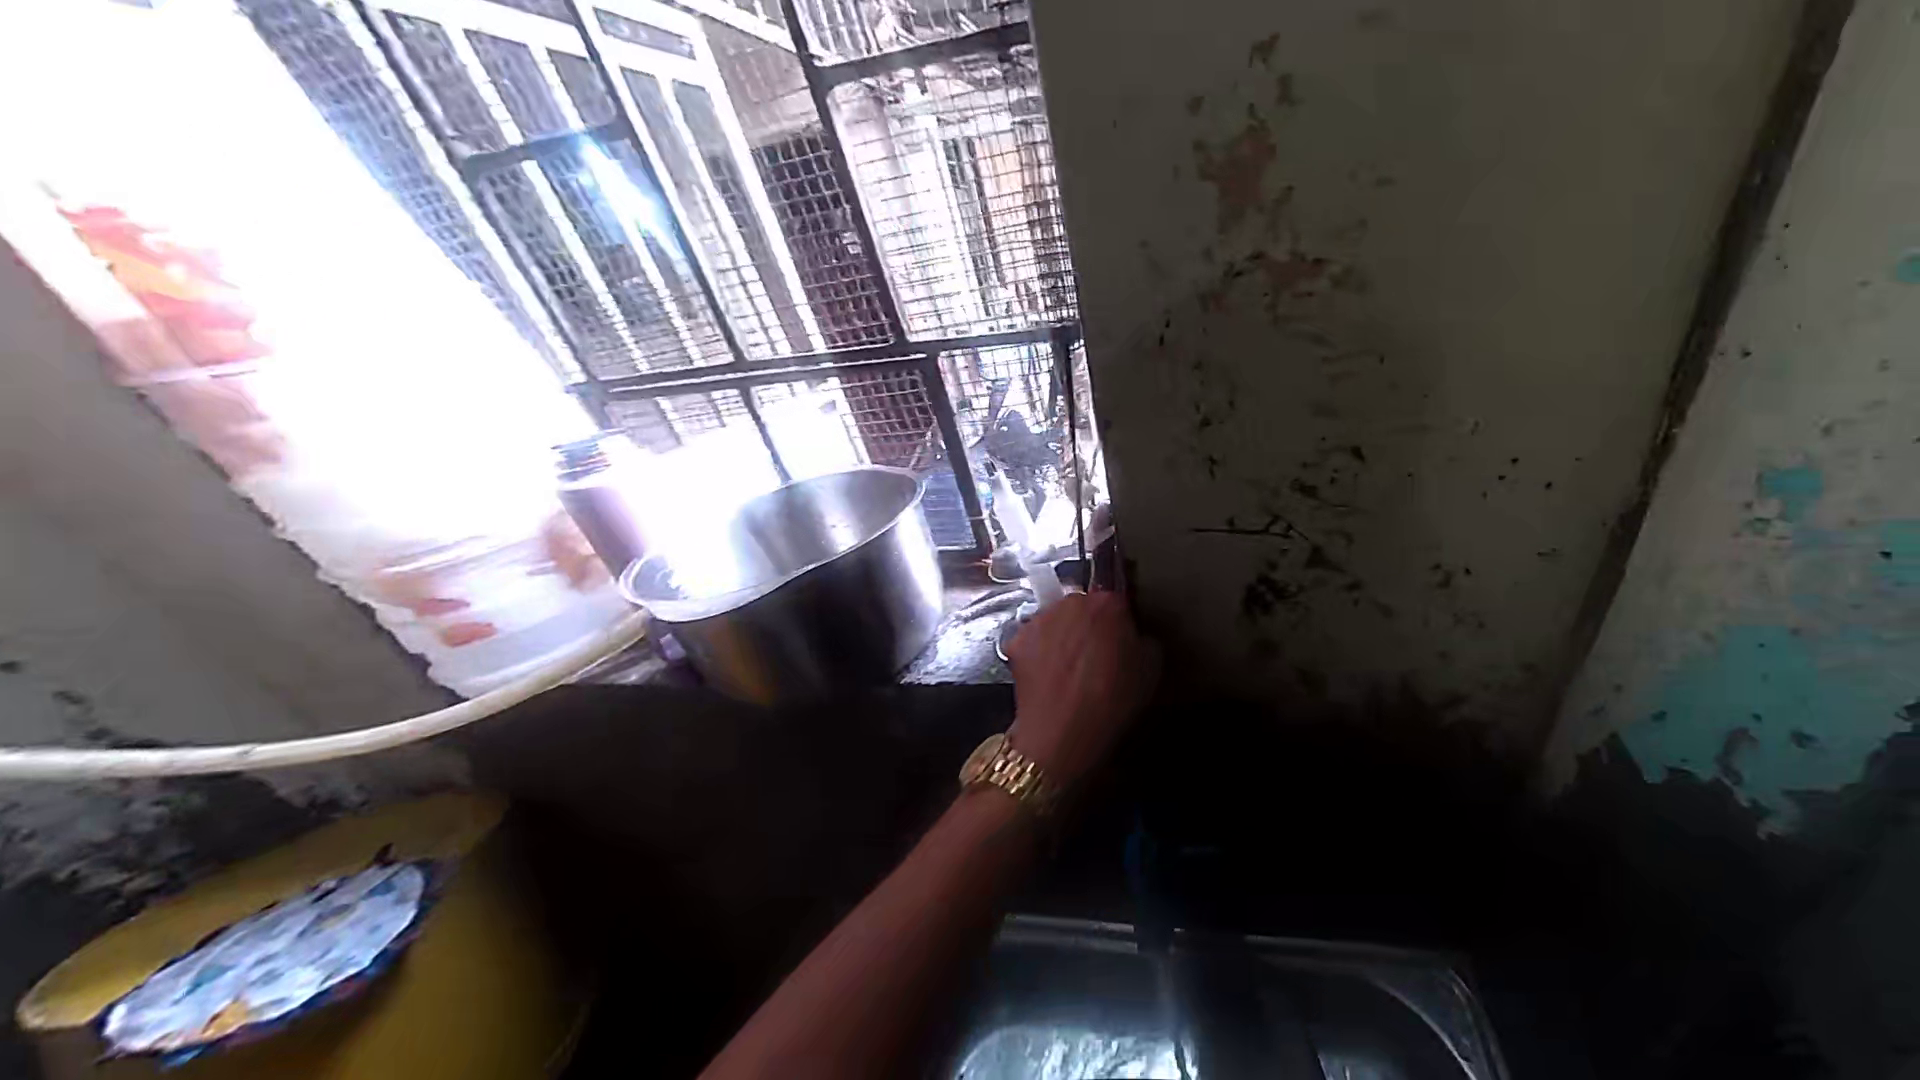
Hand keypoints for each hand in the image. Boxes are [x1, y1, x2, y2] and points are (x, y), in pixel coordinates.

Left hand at [1005, 591, 1158, 790]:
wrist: (1062, 732)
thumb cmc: (1112, 702)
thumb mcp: (1151, 670)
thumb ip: (1144, 639)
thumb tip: (1132, 634)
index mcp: (1107, 604)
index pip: (1115, 599)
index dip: (1117, 619)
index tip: (1118, 638)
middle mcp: (1070, 602)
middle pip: (1082, 605)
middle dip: (1087, 623)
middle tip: (1093, 654)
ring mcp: (1039, 618)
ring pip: (1055, 619)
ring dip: (1062, 634)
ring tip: (1068, 666)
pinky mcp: (1016, 637)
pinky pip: (1034, 638)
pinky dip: (1039, 650)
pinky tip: (1047, 674)